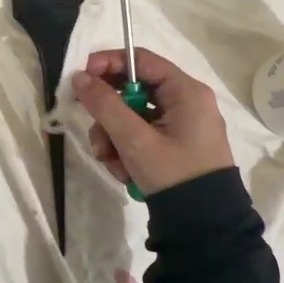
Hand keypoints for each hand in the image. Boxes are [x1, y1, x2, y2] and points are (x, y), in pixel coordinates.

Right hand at [72, 48, 233, 195]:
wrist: (204, 222)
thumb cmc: (173, 173)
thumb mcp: (134, 139)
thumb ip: (105, 105)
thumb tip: (79, 77)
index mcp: (185, 92)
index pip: (140, 60)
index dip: (108, 63)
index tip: (80, 79)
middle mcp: (185, 102)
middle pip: (132, 90)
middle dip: (108, 114)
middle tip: (95, 132)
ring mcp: (180, 124)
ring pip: (131, 115)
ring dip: (112, 136)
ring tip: (111, 160)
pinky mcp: (173, 143)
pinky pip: (139, 134)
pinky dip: (125, 149)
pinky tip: (124, 169)